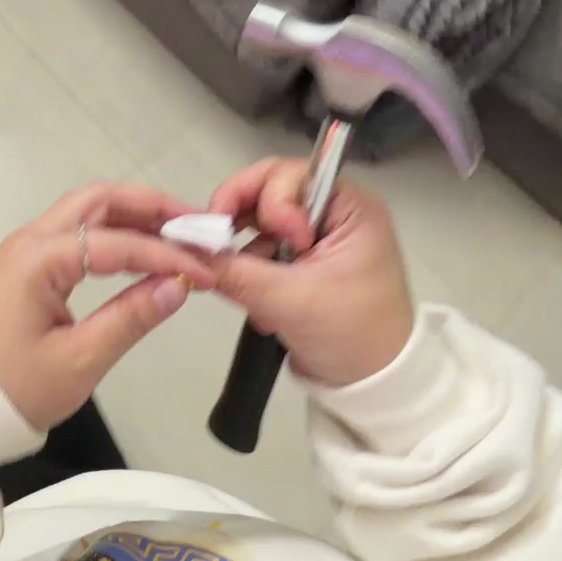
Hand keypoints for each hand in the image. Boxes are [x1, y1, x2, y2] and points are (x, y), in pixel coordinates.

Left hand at [0, 183, 213, 429]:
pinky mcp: (26, 265)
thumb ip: (131, 317)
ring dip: (132, 215)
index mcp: (40, 257)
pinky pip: (76, 233)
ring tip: (177, 233)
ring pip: (87, 211)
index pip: (118, 243)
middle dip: (150, 206)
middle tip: (194, 226)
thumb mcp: (79, 360)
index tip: (206, 271)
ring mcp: (26, 249)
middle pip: (99, 200)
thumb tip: (178, 287)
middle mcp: (31, 239)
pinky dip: (113, 232)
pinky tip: (139, 250)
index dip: (167, 256)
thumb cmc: (14, 389)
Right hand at [208, 158, 414, 387]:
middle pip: (270, 189)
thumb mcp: (289, 301)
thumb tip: (185, 248)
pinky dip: (251, 266)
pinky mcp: (304, 258)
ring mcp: (318, 233)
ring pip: (261, 217)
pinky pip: (263, 244)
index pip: (291, 174)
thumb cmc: (349, 334)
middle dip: (242, 216)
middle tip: (219, 243)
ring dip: (244, 246)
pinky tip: (256, 301)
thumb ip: (235, 270)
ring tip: (242, 283)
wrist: (376, 387)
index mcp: (350, 206)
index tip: (265, 238)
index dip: (267, 200)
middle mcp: (335, 210)